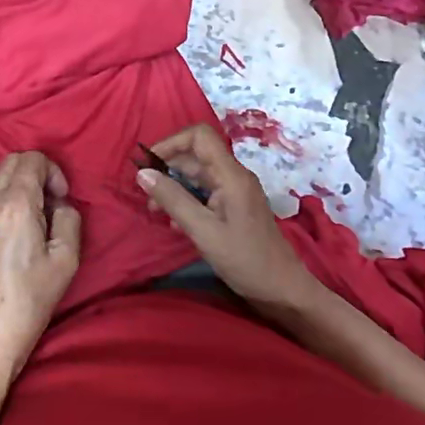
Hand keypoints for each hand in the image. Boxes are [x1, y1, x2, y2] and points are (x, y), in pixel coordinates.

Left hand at [0, 152, 82, 378]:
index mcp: (16, 204)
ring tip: (40, 214)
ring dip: (23, 183)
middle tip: (53, 199)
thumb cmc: (31, 296)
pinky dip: (11, 197)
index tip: (63, 197)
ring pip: (0, 177)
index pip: (32, 159)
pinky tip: (24, 227)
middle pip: (12, 161)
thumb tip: (59, 207)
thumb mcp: (67, 257)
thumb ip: (69, 219)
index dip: (54, 171)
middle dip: (37, 170)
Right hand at [137, 124, 321, 308]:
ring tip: (155, 211)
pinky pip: (206, 193)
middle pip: (196, 156)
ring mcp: (236, 191)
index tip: (149, 164)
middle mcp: (234, 176)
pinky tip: (175, 223)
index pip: (199, 136)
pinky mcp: (234, 207)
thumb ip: (173, 200)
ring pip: (198, 176)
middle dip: (168, 169)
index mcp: (231, 174)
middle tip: (146, 194)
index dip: (171, 142)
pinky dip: (187, 201)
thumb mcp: (203, 231)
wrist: (282, 288)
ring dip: (174, 188)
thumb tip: (142, 174)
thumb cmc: (245, 259)